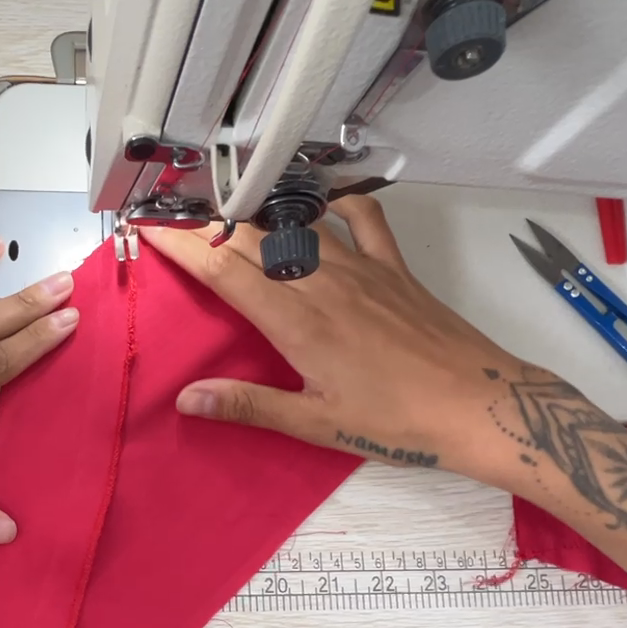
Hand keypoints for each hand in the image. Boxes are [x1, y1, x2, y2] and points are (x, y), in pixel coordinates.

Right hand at [138, 195, 539, 483]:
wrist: (478, 406)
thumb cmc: (394, 422)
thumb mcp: (315, 423)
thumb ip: (248, 405)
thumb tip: (186, 398)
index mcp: (296, 320)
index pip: (223, 271)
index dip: (181, 247)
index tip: (148, 230)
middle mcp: (322, 282)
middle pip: (250, 240)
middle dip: (205, 227)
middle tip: (172, 222)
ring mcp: (361, 268)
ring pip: (295, 227)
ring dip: (254, 217)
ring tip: (225, 216)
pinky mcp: (393, 268)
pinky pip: (362, 220)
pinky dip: (336, 204)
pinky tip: (321, 206)